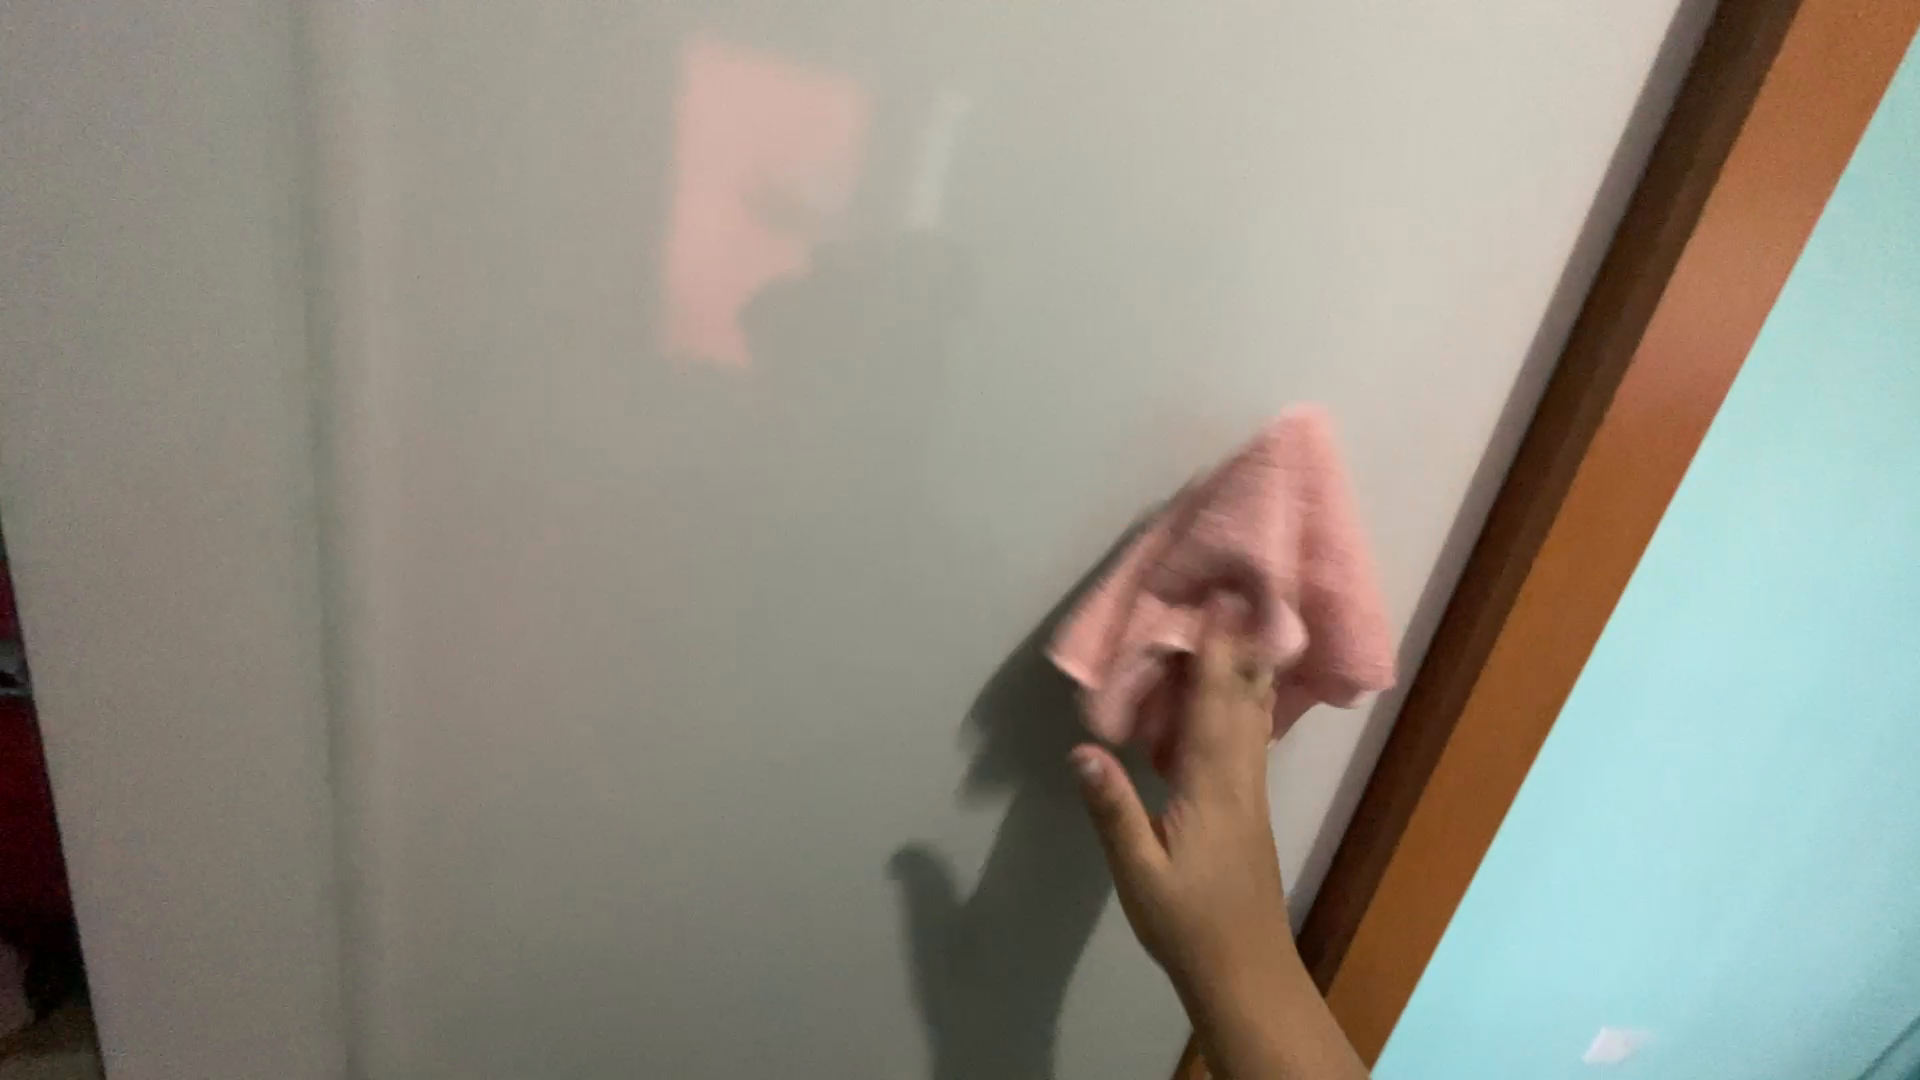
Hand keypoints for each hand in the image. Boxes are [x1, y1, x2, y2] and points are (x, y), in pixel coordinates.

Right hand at [1069, 607, 1293, 1000]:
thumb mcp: (1138, 872)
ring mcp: (1249, 789)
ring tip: (1246, 626)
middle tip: (1238, 596)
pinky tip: (1241, 693)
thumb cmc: (1187, 921)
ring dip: (1249, 667)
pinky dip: (1247, 700)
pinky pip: (1249, 735)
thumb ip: (1112, 810)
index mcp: (1211, 785)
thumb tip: (1082, 749)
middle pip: (1243, 699)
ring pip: (1254, 715)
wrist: (1246, 971)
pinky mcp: (1248, 802)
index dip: (1215, 652)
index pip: (1214, 705)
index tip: (1216, 604)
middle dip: (1239, 644)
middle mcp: (1239, 776)